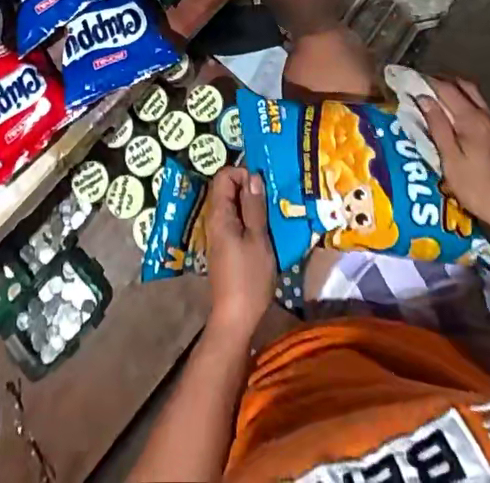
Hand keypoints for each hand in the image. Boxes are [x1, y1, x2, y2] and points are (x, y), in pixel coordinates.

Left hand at [204, 166, 275, 340]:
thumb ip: (254, 207)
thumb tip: (253, 176)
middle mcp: (214, 219)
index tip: (265, 186)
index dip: (242, 174)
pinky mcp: (225, 246)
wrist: (236, 316)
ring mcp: (218, 233)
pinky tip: (268, 231)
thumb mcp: (258, 239)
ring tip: (275, 214)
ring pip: (233, 206)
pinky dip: (250, 220)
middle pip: (227, 190)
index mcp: (219, 214)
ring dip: (252, 205)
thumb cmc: (249, 277)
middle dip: (250, 188)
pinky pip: (235, 222)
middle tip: (274, 199)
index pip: (223, 177)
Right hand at [417, 76, 489, 228]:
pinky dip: (462, 103)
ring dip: (452, 90)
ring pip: (473, 96)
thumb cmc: (477, 188)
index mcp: (472, 120)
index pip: (446, 89)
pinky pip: (478, 109)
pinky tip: (451, 117)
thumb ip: (437, 126)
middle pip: (464, 86)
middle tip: (418, 84)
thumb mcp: (450, 159)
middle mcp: (486, 118)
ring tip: (430, 97)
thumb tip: (423, 99)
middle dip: (441, 80)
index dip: (424, 81)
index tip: (405, 79)